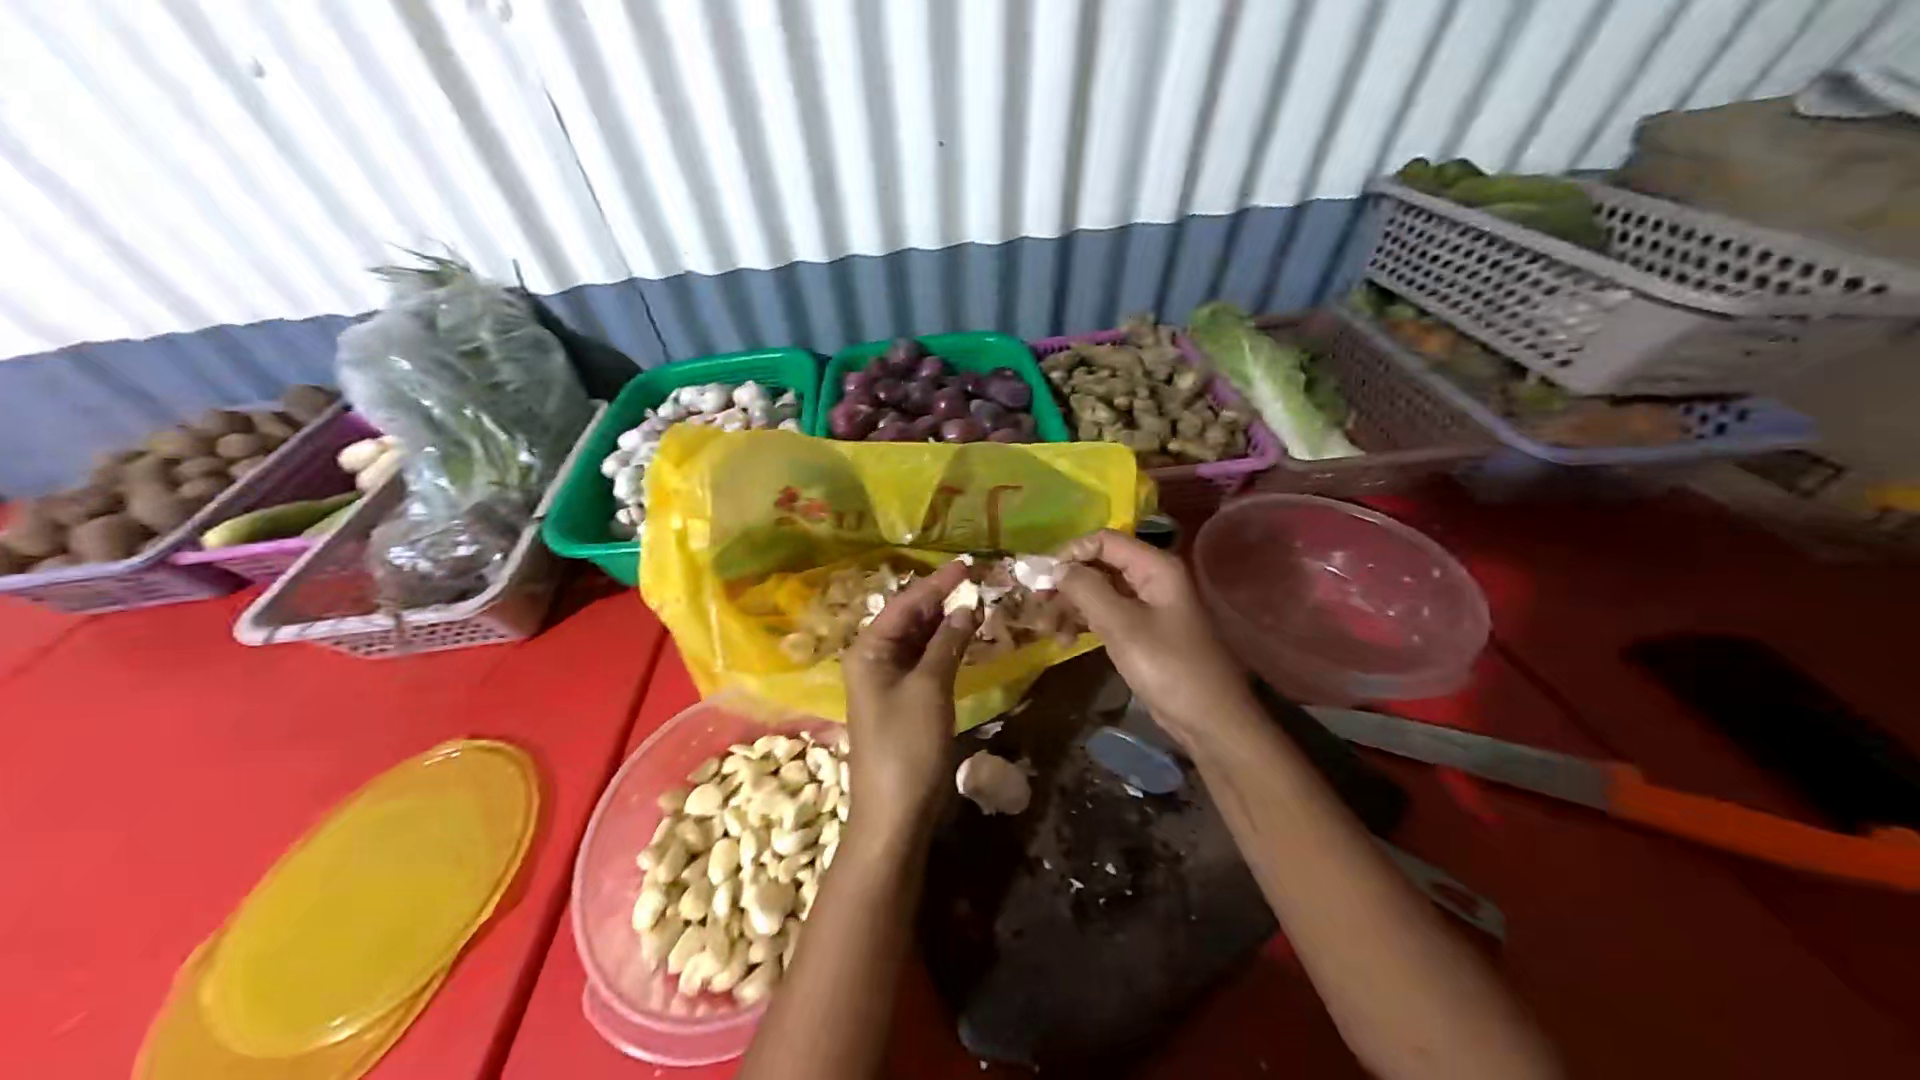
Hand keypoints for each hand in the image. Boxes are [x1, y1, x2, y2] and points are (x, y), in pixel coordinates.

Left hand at [843, 560, 977, 838]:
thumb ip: (947, 643)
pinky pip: (922, 662)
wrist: (894, 813)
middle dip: (941, 600)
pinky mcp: (901, 700)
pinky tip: (964, 638)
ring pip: (917, 640)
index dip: (937, 583)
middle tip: (977, 582)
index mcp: (868, 650)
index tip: (968, 565)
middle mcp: (872, 659)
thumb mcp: (930, 688)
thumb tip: (966, 607)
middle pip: (908, 618)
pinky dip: (943, 648)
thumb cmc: (908, 746)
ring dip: (944, 623)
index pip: (905, 603)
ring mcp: (886, 681)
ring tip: (976, 603)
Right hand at [1054, 530, 1249, 751]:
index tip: (1040, 577)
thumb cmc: (1168, 667)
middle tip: (1037, 607)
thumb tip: (1056, 567)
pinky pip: (1105, 615)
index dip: (1070, 553)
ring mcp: (1146, 606)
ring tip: (1047, 630)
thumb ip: (1086, 590)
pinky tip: (1065, 640)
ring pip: (1098, 592)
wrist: (1208, 719)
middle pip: (1098, 565)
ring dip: (1070, 606)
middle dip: (1066, 583)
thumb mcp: (1122, 625)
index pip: (1103, 541)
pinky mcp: (1141, 631)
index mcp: (1155, 567)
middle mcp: (1151, 579)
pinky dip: (1084, 623)